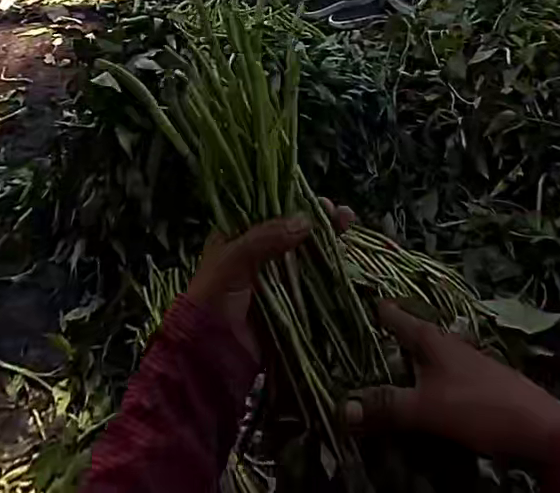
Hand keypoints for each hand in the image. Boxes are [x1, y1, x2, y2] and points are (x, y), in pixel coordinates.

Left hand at [184, 200, 357, 359]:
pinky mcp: (288, 303)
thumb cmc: (213, 300)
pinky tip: (346, 261)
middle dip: (320, 222)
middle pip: (294, 230)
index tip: (322, 202)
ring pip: (306, 254)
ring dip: (328, 243)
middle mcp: (258, 253)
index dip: (297, 203)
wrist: (209, 358)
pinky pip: (312, 283)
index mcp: (238, 235)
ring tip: (349, 229)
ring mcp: (274, 279)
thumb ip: (266, 238)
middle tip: (344, 216)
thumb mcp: (234, 260)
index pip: (272, 209)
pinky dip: (328, 272)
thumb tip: (307, 221)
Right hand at [345, 299, 559, 462]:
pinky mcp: (474, 383)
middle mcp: (444, 342)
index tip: (349, 301)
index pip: (394, 315)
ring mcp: (462, 361)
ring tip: (380, 372)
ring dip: (403, 362)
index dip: (372, 308)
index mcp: (430, 337)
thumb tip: (342, 405)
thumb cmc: (479, 405)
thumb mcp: (426, 407)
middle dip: (384, 338)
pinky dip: (421, 380)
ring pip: (424, 355)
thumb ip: (387, 405)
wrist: (539, 428)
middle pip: (408, 333)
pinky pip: (437, 374)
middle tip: (354, 344)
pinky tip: (416, 395)